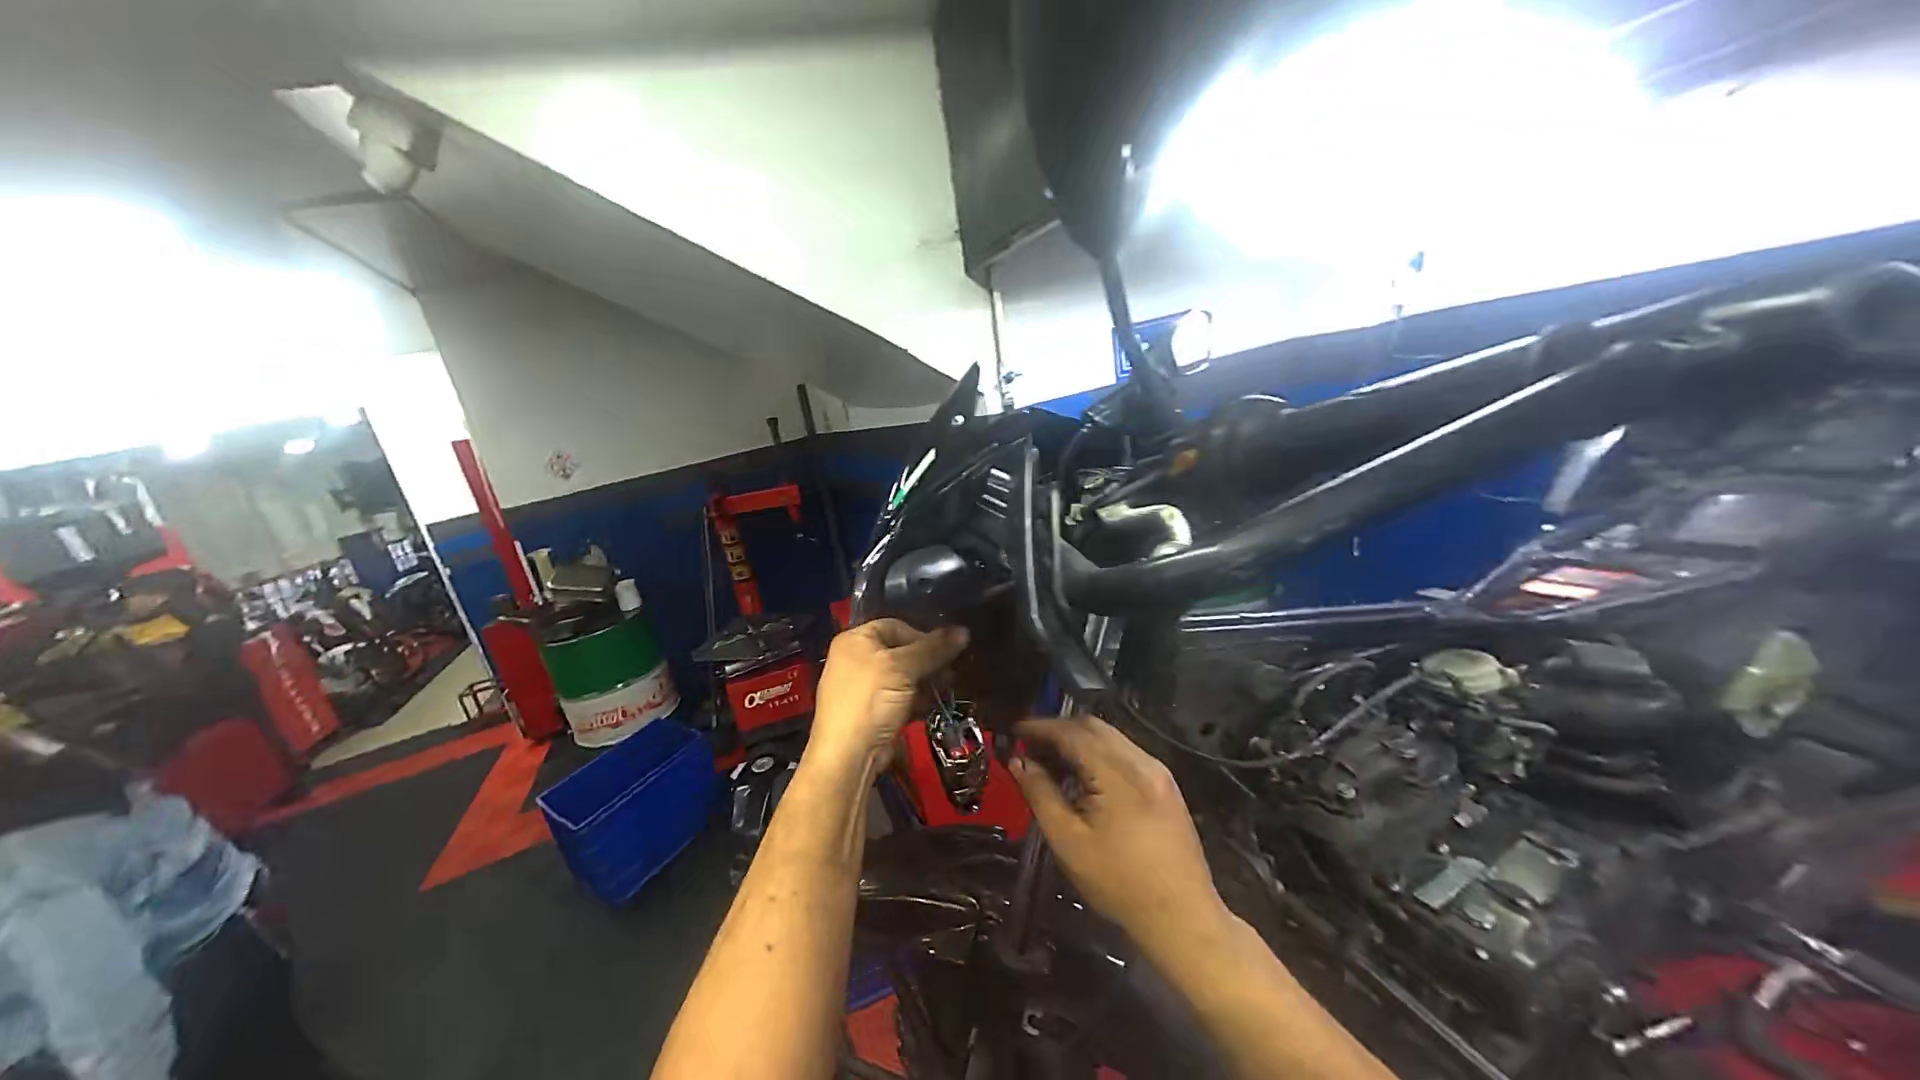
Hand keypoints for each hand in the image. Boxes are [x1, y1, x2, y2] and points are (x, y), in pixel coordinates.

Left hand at [808, 620, 967, 770]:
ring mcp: (862, 687)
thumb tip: (964, 631)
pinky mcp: (871, 710)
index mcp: (855, 640)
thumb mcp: (904, 668)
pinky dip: (914, 699)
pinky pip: (898, 696)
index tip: (944, 652)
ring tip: (944, 689)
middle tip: (949, 673)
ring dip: (924, 681)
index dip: (921, 636)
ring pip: (901, 675)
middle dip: (927, 661)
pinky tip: (929, 705)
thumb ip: (933, 648)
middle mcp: (855, 659)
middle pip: (900, 651)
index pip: (895, 626)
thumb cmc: (871, 699)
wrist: (848, 754)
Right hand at [1010, 716, 1227, 952]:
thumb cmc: (1120, 883)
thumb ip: (1041, 795)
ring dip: (1079, 740)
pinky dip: (1098, 753)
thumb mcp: (1069, 842)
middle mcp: (1143, 763)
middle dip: (1059, 729)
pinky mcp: (1166, 786)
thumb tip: (1019, 762)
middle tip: (1030, 744)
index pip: (1073, 733)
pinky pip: (1125, 753)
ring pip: (1111, 738)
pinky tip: (1083, 775)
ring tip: (1050, 760)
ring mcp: (1159, 773)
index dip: (1041, 727)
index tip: (1015, 730)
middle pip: (1094, 727)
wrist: (1182, 917)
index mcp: (1120, 773)